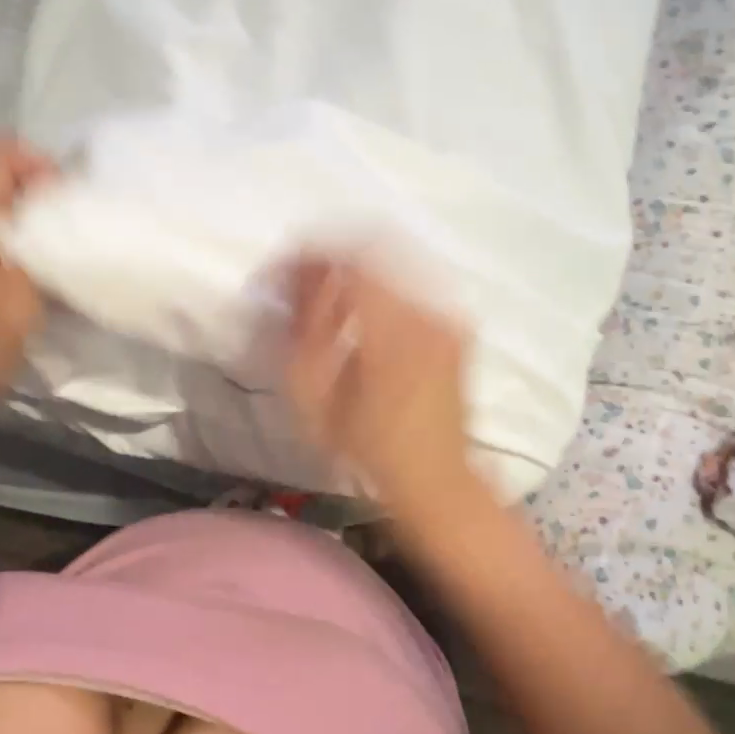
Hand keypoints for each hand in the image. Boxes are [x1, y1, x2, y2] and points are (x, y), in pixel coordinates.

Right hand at [283, 253, 475, 508]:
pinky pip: (410, 291)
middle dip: (328, 263)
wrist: (436, 479)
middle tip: (298, 289)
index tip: (279, 275)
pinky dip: (379, 296)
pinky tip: (360, 324)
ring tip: (326, 308)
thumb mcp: (317, 399)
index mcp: (390, 324)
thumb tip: (293, 289)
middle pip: (371, 254)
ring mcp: (447, 317)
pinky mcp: (455, 331)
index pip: (346, 256)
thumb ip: (302, 334)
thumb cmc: (369, 449)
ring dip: (353, 279)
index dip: (306, 256)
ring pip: (392, 269)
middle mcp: (426, 308)